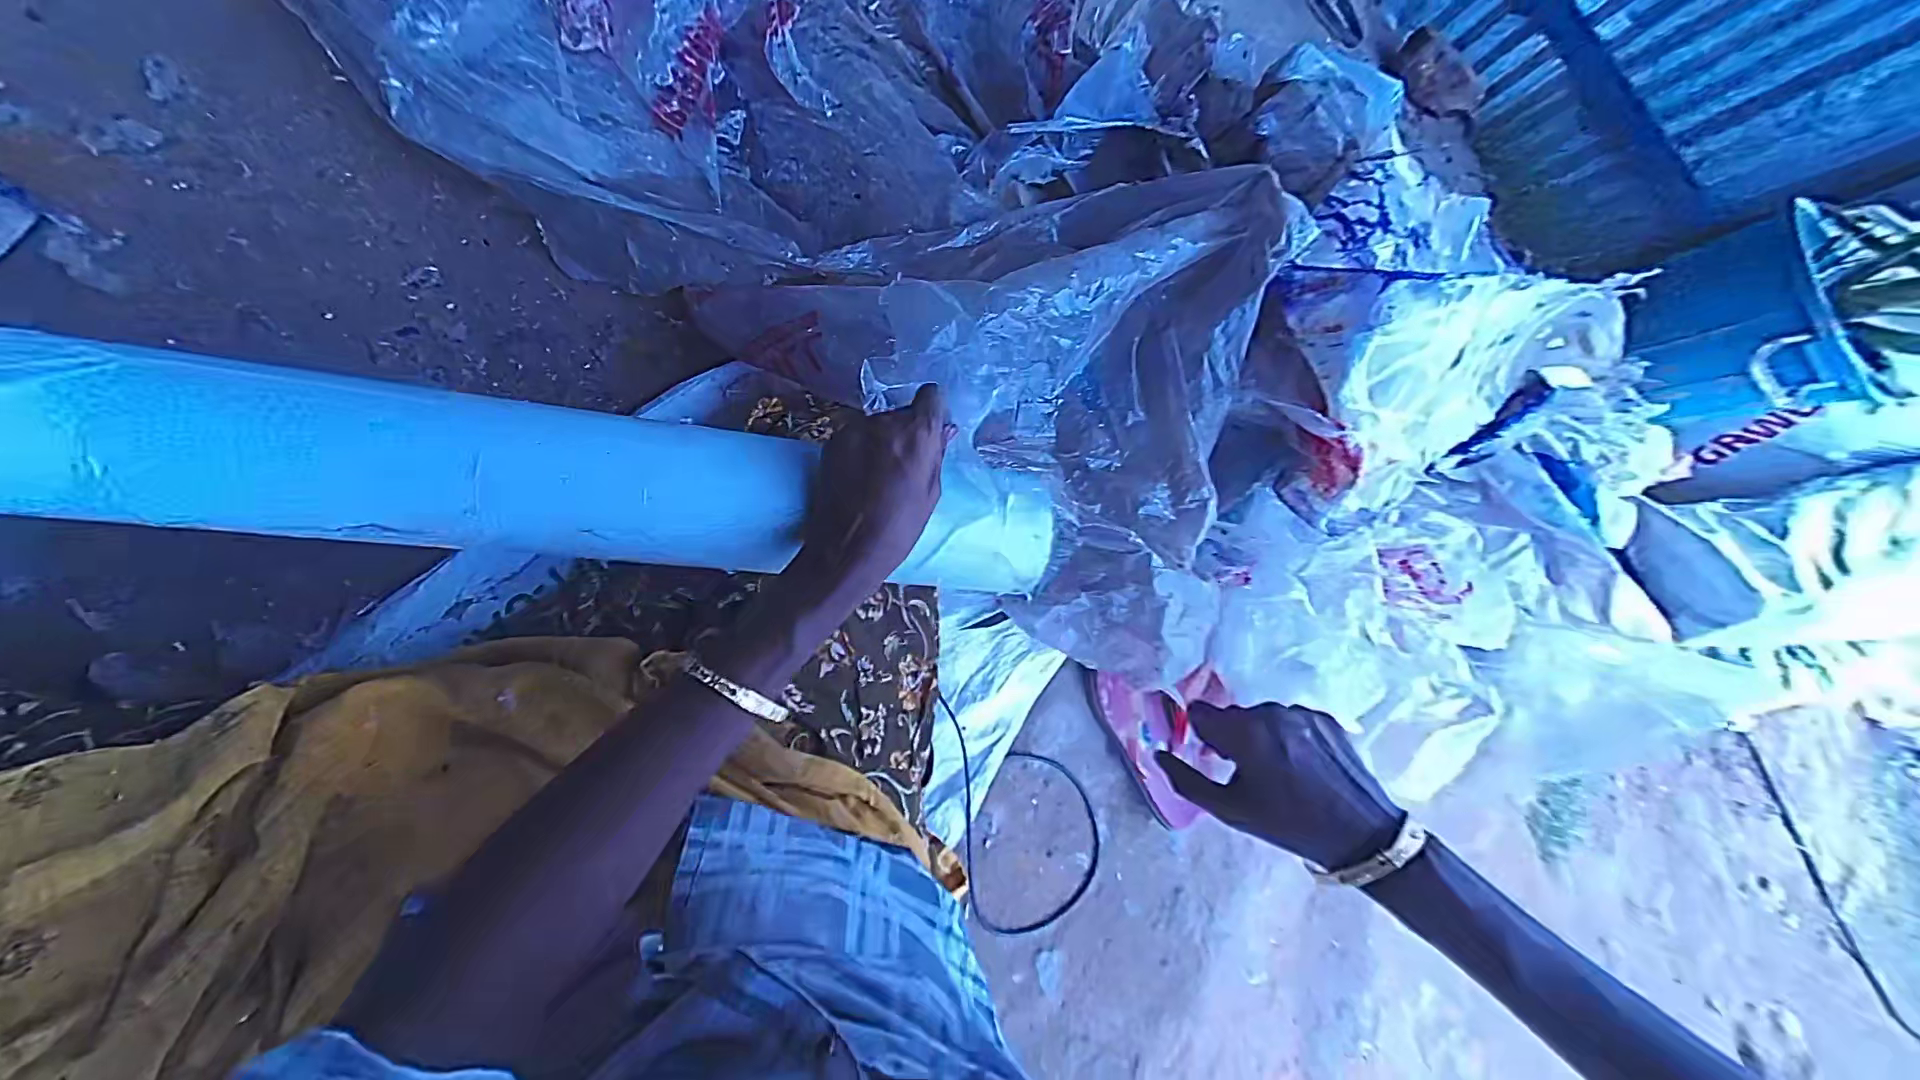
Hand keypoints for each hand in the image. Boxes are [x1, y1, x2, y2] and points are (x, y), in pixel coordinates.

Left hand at [797, 383, 949, 594]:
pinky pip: (855, 436)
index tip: (930, 429)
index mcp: (918, 434)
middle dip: (906, 432)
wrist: (846, 548)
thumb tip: (944, 430)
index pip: (930, 396)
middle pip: (902, 413)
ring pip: (877, 425)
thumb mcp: (930, 493)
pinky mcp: (832, 440)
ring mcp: (854, 429)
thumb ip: (936, 455)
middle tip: (904, 465)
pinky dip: (860, 449)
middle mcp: (885, 422)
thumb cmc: (898, 528)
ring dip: (881, 441)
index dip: (932, 411)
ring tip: (879, 476)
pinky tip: (859, 477)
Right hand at [1156, 703, 1402, 868]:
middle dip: (1231, 738)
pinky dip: (1287, 736)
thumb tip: (1159, 756)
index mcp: (1245, 732)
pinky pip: (1289, 719)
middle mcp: (1271, 713)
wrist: (1360, 833)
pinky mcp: (1325, 717)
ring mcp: (1301, 713)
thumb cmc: (1288, 823)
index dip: (1201, 734)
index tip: (1212, 756)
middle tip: (1245, 772)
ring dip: (1260, 736)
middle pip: (1232, 715)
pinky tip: (1300, 764)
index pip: (1200, 712)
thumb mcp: (1230, 810)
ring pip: (1260, 716)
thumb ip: (1186, 780)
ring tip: (1276, 771)